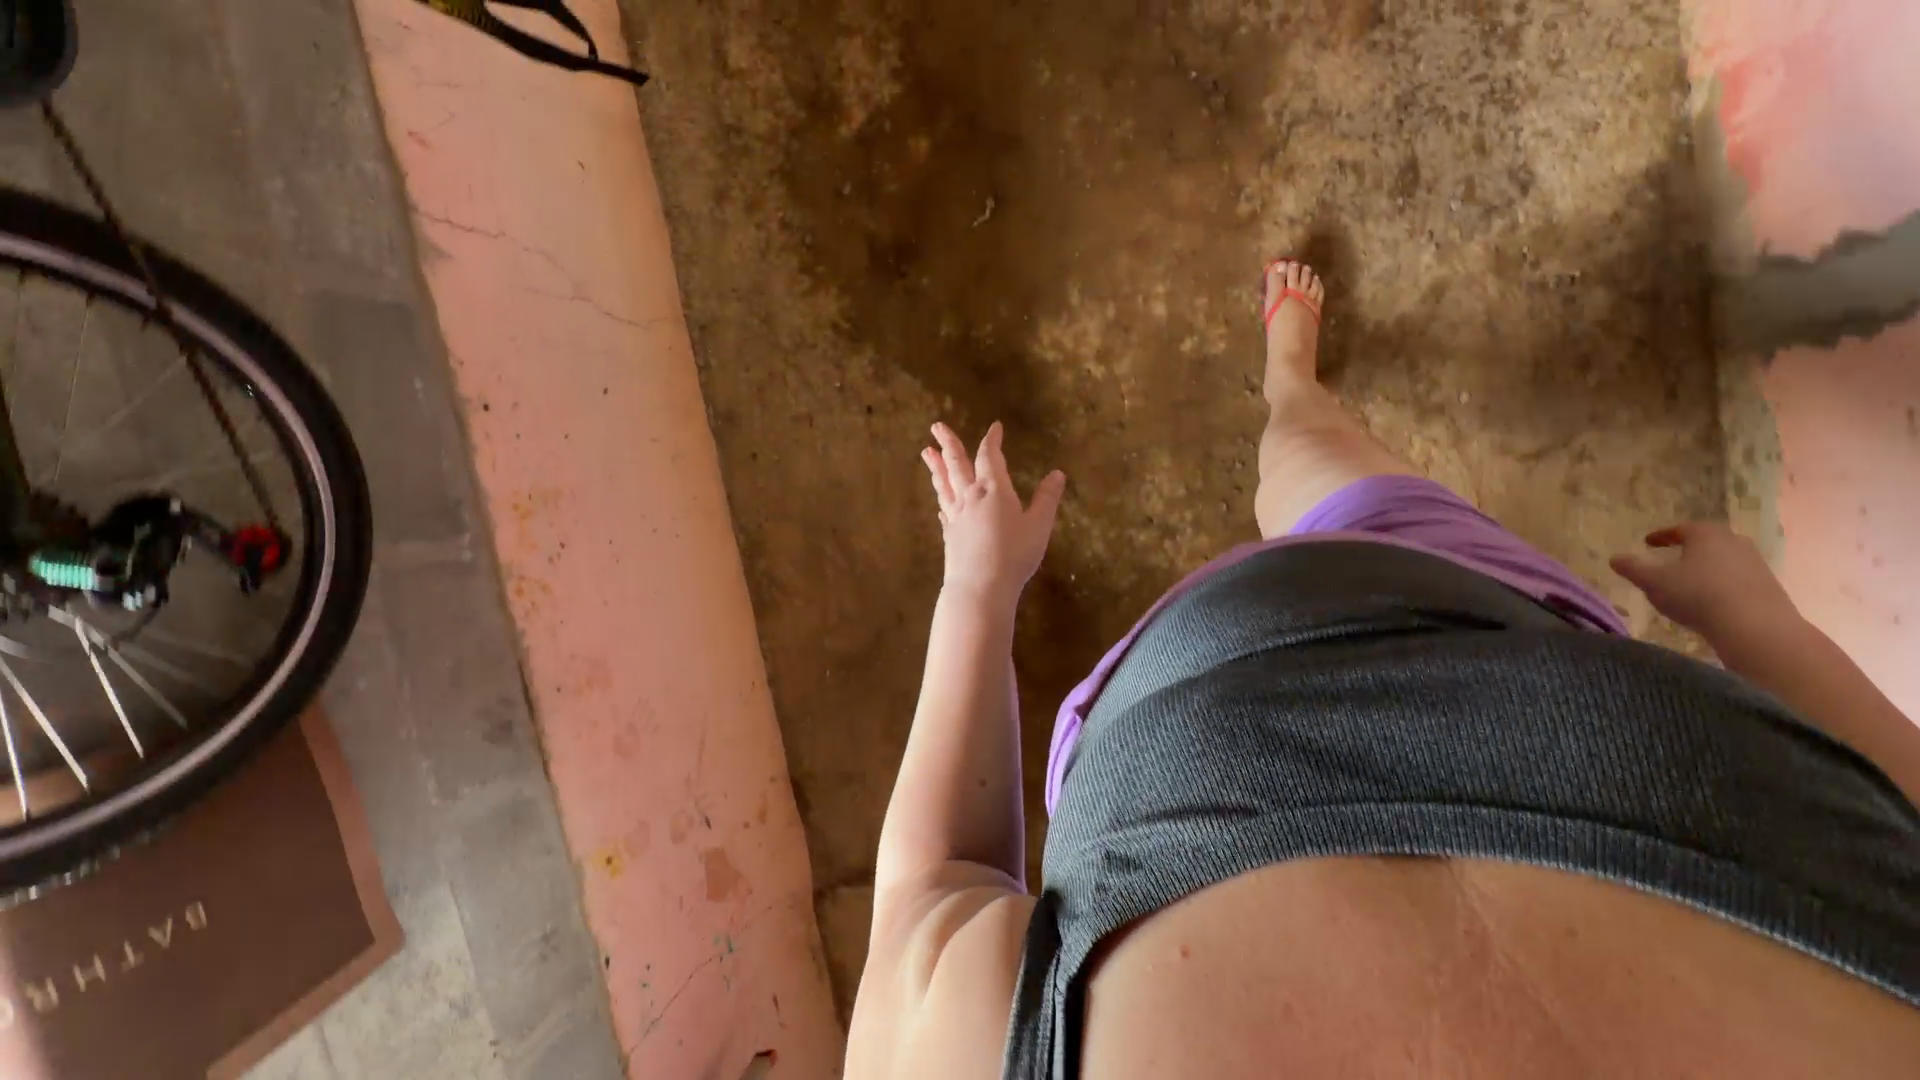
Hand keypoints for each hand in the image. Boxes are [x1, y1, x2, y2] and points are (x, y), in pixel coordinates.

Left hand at [921, 421, 1065, 605]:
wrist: (980, 587)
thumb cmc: (1014, 555)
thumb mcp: (1038, 526)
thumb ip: (1047, 499)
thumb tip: (1058, 474)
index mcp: (993, 490)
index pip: (989, 457)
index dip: (992, 440)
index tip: (994, 428)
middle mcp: (970, 497)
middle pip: (957, 464)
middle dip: (949, 443)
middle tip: (937, 426)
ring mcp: (956, 516)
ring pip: (945, 484)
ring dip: (936, 467)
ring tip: (926, 452)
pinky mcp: (949, 535)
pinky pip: (944, 510)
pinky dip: (942, 500)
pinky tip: (941, 501)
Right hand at [1609, 522, 1797, 638]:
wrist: (1754, 625)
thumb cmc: (1696, 594)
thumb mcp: (1652, 581)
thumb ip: (1632, 568)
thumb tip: (1615, 558)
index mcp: (1706, 535)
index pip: (1681, 529)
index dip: (1662, 535)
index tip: (1648, 542)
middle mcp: (1734, 543)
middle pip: (1708, 541)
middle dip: (1690, 547)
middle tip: (1673, 557)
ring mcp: (1755, 564)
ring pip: (1725, 559)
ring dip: (1707, 566)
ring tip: (1690, 580)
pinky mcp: (1768, 585)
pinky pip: (1737, 577)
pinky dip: (1721, 582)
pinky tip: (1711, 598)